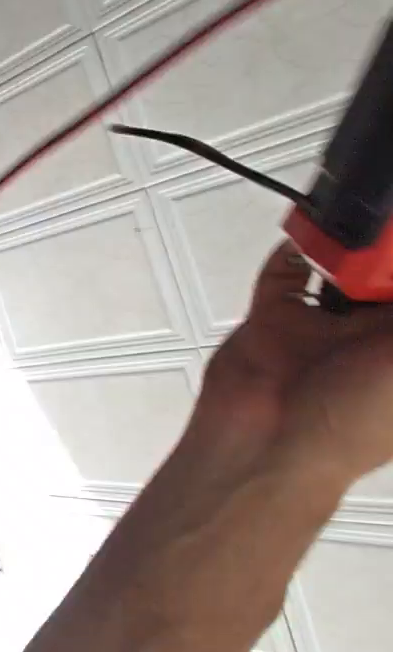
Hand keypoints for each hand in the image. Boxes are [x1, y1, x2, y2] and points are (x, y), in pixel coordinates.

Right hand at [195, 243, 392, 486]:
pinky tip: (308, 230)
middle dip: (392, 251)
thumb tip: (386, 277)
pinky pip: (283, 278)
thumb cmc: (364, 413)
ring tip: (364, 212)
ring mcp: (325, 325)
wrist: (271, 439)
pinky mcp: (273, 320)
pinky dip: (293, 253)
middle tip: (390, 219)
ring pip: (347, 273)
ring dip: (355, 247)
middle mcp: (378, 333)